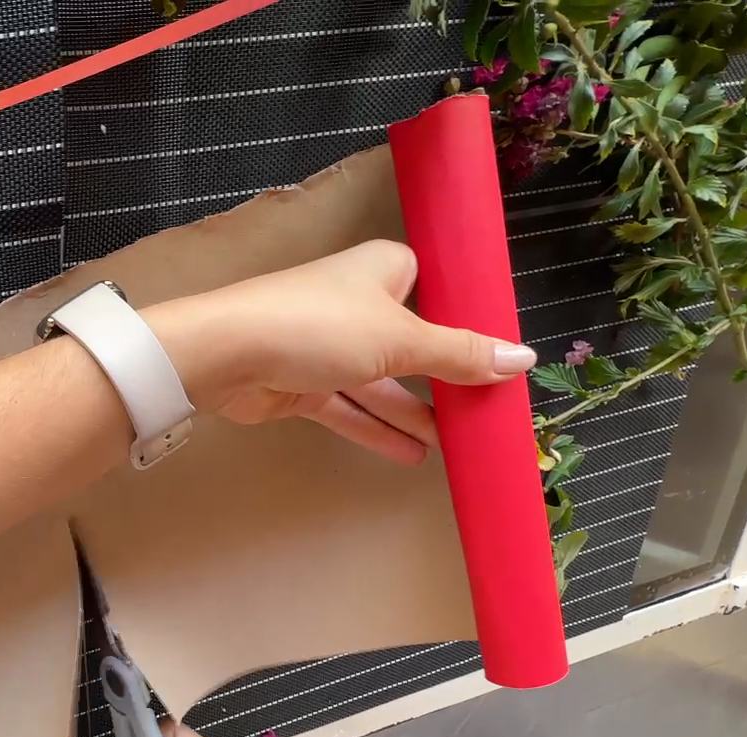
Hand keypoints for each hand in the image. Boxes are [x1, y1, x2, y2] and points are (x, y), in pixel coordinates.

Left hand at [142, 240, 537, 465]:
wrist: (224, 354)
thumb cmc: (318, 327)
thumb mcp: (400, 339)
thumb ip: (458, 354)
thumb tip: (522, 359)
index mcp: (384, 272)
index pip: (439, 293)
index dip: (468, 324)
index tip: (504, 358)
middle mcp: (355, 306)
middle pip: (411, 346)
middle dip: (445, 380)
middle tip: (487, 414)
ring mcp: (323, 350)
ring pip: (379, 384)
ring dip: (413, 415)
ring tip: (457, 448)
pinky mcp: (298, 387)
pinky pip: (346, 408)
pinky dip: (374, 429)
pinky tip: (411, 455)